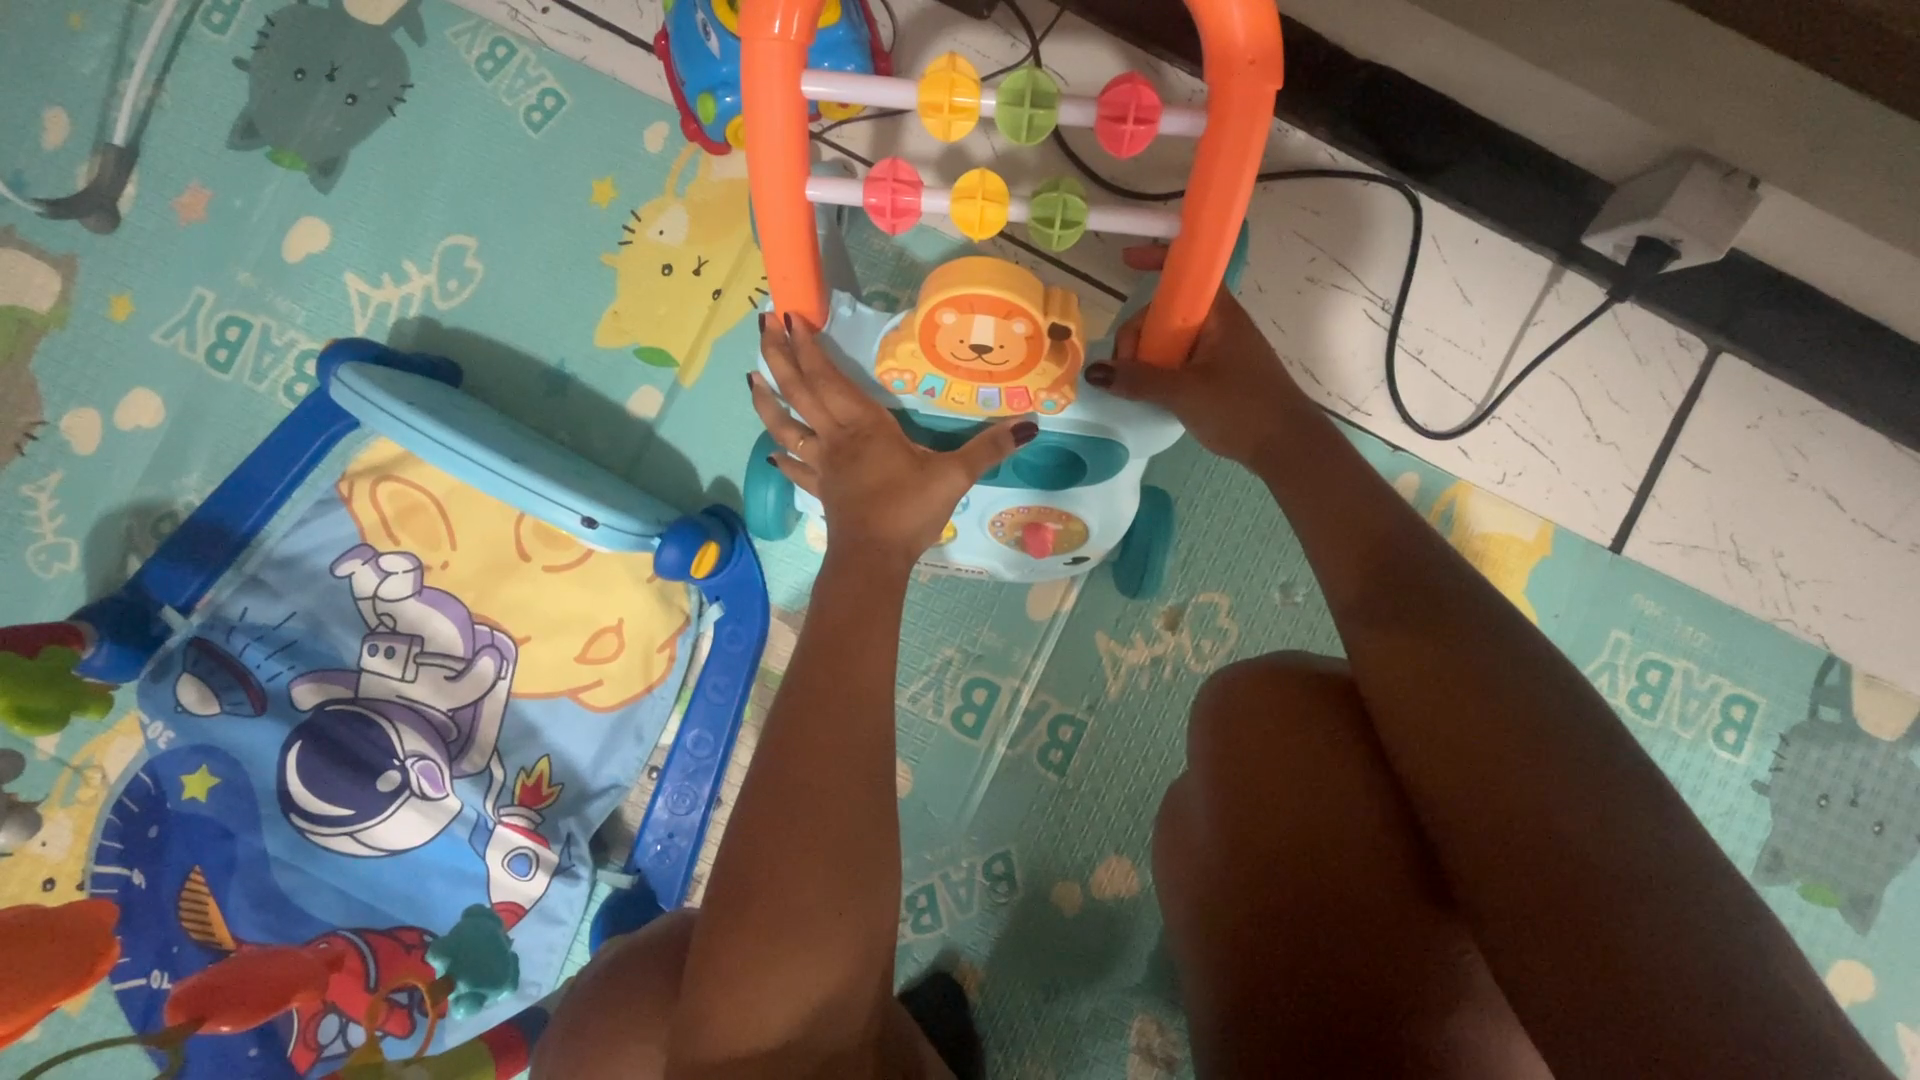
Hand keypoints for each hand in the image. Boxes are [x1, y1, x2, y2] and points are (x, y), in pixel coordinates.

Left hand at [750, 313, 1036, 568]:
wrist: (873, 560)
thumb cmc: (908, 512)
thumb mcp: (954, 476)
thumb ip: (989, 449)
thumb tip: (1030, 425)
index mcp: (864, 425)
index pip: (828, 377)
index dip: (808, 346)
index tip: (790, 316)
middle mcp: (836, 438)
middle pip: (799, 390)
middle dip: (779, 356)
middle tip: (763, 324)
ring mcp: (823, 466)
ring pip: (785, 426)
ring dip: (767, 402)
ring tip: (752, 379)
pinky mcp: (821, 491)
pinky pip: (796, 469)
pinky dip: (783, 458)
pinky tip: (774, 454)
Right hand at [1085, 245, 1310, 467]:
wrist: (1287, 446)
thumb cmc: (1242, 408)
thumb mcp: (1184, 393)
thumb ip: (1138, 380)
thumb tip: (1094, 372)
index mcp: (1218, 313)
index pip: (1187, 271)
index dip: (1158, 259)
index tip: (1126, 261)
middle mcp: (1219, 324)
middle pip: (1167, 311)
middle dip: (1140, 333)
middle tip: (1128, 369)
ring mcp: (1219, 349)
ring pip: (1171, 339)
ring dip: (1148, 357)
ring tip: (1138, 388)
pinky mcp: (1218, 374)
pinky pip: (1179, 361)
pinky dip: (1161, 372)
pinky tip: (1151, 395)